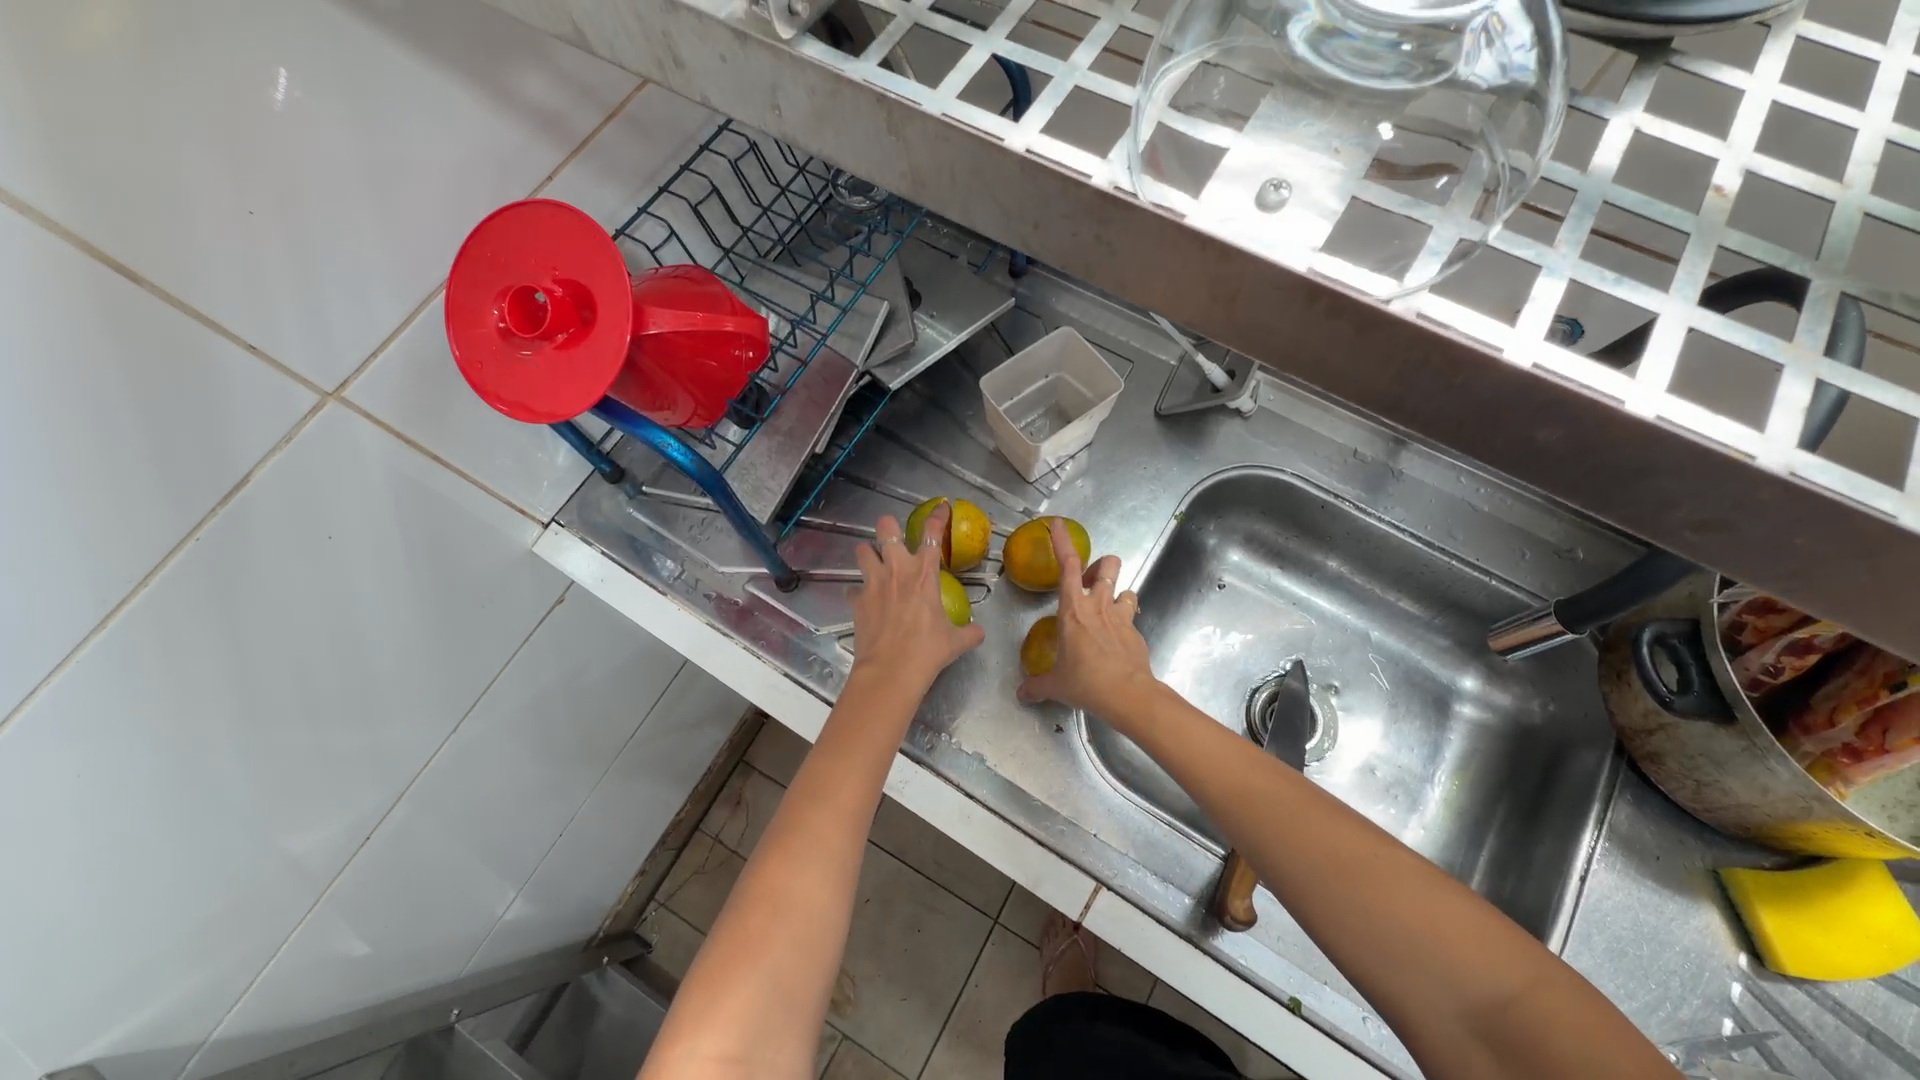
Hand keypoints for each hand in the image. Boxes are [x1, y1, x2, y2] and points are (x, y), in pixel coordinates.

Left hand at [850, 505, 985, 691]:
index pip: (932, 533)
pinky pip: (853, 588)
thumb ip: (969, 632)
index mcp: (924, 574)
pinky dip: (858, 591)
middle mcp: (897, 571)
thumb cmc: (927, 651)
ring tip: (873, 559)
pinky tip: (864, 600)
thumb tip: (979, 633)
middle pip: (885, 529)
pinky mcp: (857, 601)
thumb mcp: (955, 642)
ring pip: (863, 551)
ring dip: (867, 552)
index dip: (937, 516)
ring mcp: (873, 584)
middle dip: (888, 526)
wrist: (891, 670)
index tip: (941, 506)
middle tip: (892, 533)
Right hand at [1017, 519, 1157, 720]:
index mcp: (1072, 610)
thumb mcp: (1055, 685)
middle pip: (1107, 565)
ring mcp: (1121, 617)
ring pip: (1126, 587)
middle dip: (1100, 564)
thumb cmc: (1086, 683)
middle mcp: (1098, 606)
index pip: (1067, 566)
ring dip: (1117, 593)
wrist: (1128, 695)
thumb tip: (1021, 694)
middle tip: (1089, 582)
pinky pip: (1132, 617)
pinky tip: (1117, 639)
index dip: (1062, 542)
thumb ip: (1036, 685)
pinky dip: (1124, 622)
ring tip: (1107, 609)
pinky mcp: (1136, 633)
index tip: (1058, 524)